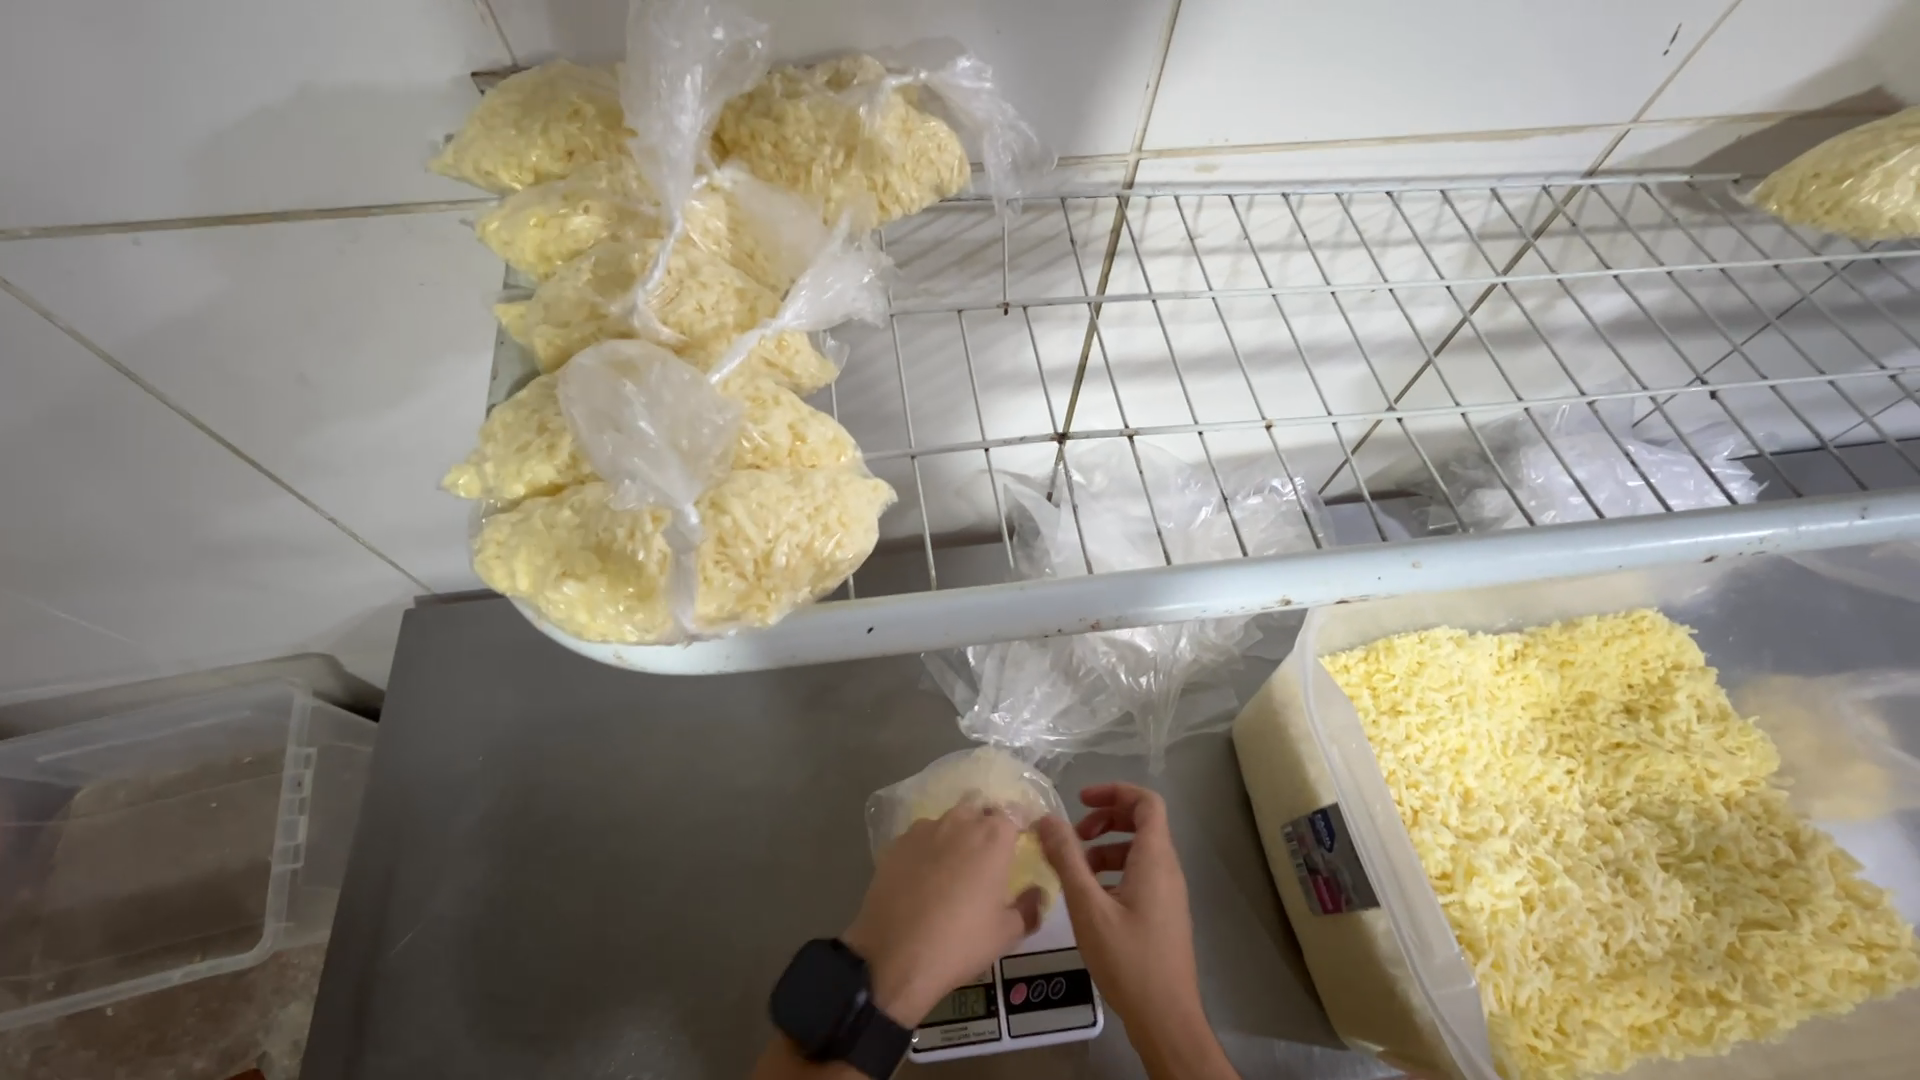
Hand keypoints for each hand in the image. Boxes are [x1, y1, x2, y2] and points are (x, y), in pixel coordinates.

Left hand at [843, 799, 1045, 1026]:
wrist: (893, 955)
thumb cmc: (960, 943)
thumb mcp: (1006, 933)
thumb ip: (1029, 907)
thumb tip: (1037, 893)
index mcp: (993, 837)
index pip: (1014, 813)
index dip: (1018, 825)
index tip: (1019, 843)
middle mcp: (960, 822)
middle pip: (979, 809)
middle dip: (985, 824)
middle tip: (987, 856)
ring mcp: (924, 829)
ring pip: (948, 820)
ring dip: (955, 834)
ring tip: (953, 866)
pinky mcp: (896, 843)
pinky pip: (921, 837)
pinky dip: (927, 848)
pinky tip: (923, 876)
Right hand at [1039, 784, 1232, 1077]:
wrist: (1166, 1019)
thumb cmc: (1128, 959)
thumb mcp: (1088, 906)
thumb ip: (1067, 859)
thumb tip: (1047, 819)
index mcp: (1155, 859)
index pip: (1146, 802)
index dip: (1114, 791)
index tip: (1080, 801)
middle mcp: (1168, 869)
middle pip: (1142, 823)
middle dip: (1105, 819)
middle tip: (1073, 835)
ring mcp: (1168, 893)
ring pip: (1138, 852)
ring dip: (1106, 848)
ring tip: (1075, 870)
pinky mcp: (1163, 914)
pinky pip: (1140, 875)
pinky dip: (1113, 872)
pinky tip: (1090, 898)